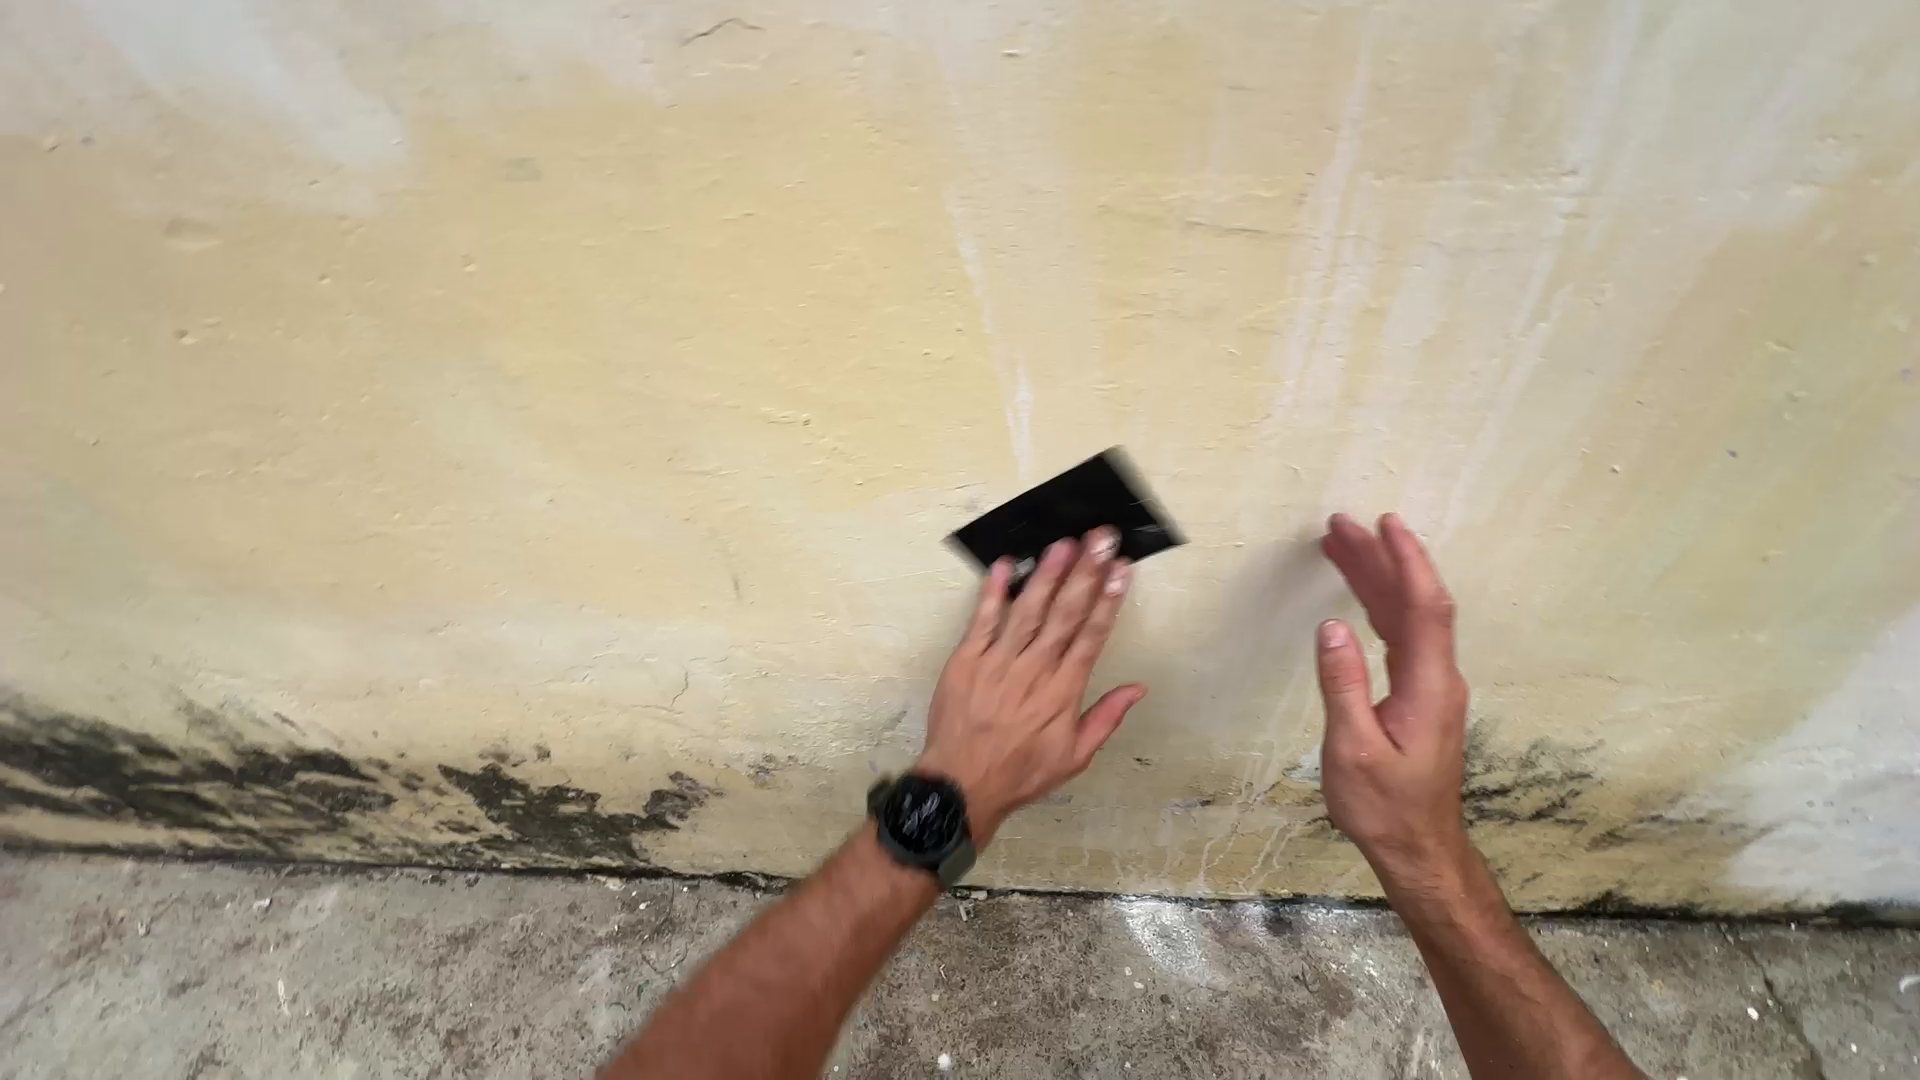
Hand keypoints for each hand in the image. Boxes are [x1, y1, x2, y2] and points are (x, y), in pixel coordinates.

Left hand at [916, 527, 1144, 844]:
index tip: (1122, 569)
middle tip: (1101, 539)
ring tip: (1064, 544)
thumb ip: (1106, 718)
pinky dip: (992, 592)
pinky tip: (1004, 564)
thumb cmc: (1021, 771)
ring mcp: (997, 662)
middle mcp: (1033, 670)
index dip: (1108, 600)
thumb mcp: (1074, 757)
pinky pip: (981, 620)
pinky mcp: (966, 659)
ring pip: (1027, 610)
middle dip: (1085, 574)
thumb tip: (1138, 687)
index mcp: (1062, 692)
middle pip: (1064, 614)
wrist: (961, 783)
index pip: (1091, 637)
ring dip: (1046, 574)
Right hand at [1315, 513, 1472, 886]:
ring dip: (1376, 578)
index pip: (1424, 608)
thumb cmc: (1383, 805)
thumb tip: (1329, 625)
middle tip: (1341, 525)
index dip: (1407, 562)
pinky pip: (1398, 633)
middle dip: (1381, 559)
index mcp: (1428, 686)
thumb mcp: (1352, 749)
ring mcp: (1430, 685)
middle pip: (1413, 603)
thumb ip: (1343, 685)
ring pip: (1405, 615)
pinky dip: (1376, 604)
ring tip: (1340, 546)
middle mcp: (1437, 677)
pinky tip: (1356, 593)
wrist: (1417, 847)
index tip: (1385, 525)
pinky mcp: (1417, 693)